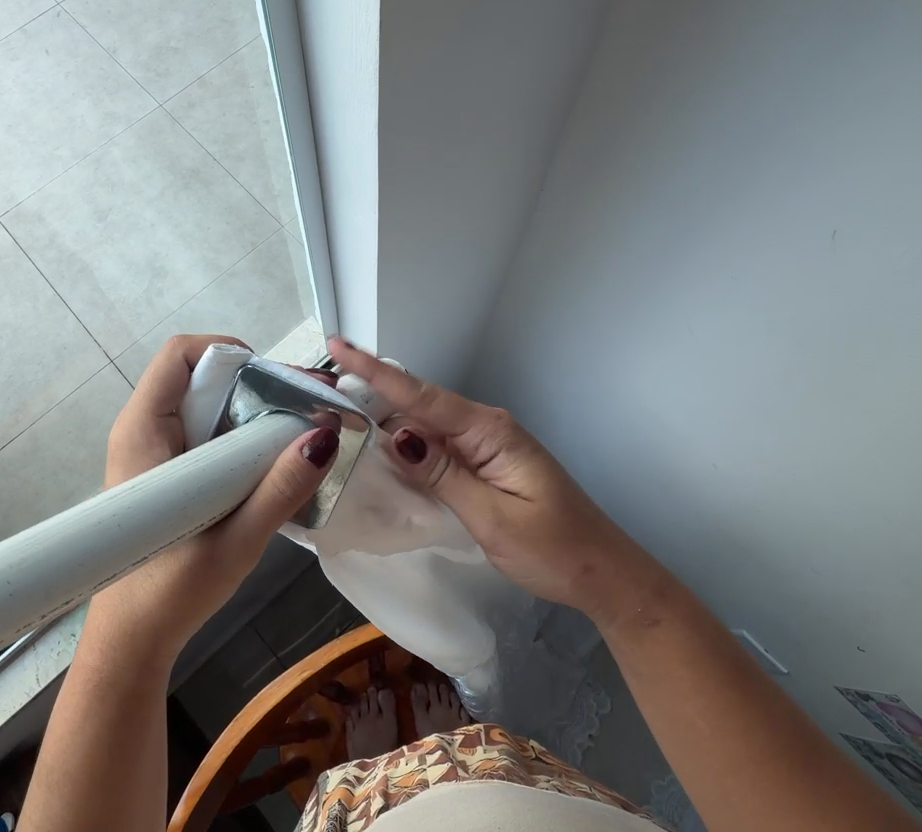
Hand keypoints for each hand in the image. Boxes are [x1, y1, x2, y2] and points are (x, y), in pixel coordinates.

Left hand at [93, 335, 339, 651]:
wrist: (132, 642)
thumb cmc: (170, 593)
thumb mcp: (237, 540)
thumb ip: (281, 487)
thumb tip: (327, 434)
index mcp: (144, 432)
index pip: (182, 355)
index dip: (233, 355)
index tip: (280, 387)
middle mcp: (144, 430)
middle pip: (204, 377)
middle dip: (261, 387)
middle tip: (311, 412)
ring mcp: (155, 452)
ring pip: (212, 407)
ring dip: (258, 417)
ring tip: (304, 439)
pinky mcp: (169, 474)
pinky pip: (211, 435)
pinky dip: (246, 441)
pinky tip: (275, 467)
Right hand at [327, 336, 657, 627]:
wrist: (602, 574)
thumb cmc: (553, 549)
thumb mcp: (493, 517)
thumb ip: (442, 475)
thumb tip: (395, 436)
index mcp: (489, 432)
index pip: (422, 396)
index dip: (377, 373)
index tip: (338, 347)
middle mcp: (485, 429)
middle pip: (418, 403)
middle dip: (371, 390)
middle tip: (319, 385)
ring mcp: (483, 446)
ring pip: (424, 424)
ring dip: (383, 417)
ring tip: (335, 408)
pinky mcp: (482, 465)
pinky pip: (435, 447)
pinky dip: (404, 444)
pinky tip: (376, 445)